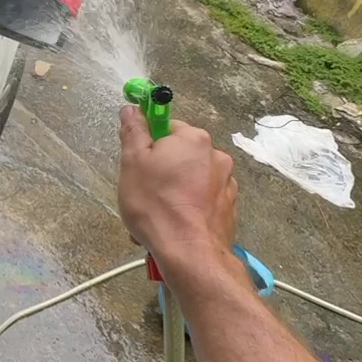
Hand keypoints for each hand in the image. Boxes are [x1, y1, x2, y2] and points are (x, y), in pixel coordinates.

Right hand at [117, 107, 236, 264]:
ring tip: (154, 213)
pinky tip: (171, 224)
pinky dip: (187, 207)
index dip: (147, 141)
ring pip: (189, 179)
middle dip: (159, 169)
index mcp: (193, 139)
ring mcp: (226, 183)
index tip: (135, 160)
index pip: (165, 126)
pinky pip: (201, 200)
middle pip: (179, 153)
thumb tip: (132, 109)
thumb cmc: (155, 203)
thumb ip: (133, 132)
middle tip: (140, 189)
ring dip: (172, 190)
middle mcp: (216, 156)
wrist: (189, 252)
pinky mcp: (229, 208)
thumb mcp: (132, 162)